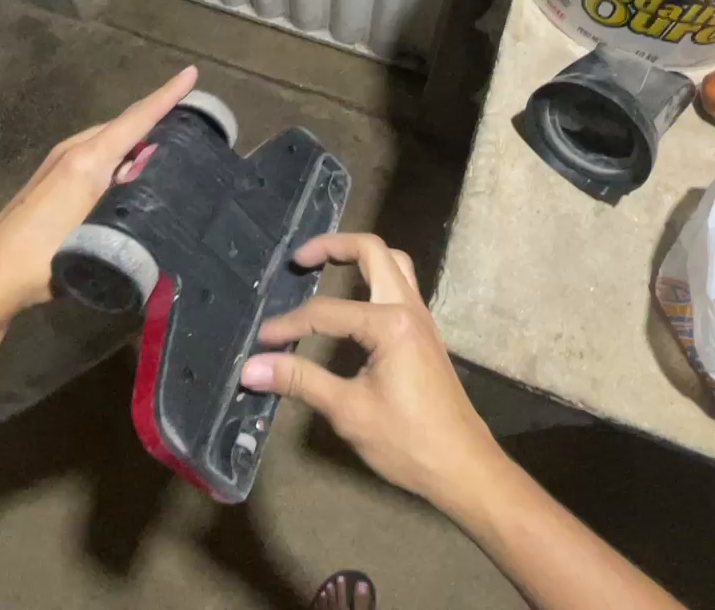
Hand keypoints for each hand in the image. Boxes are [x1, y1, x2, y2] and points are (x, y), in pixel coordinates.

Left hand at [0, 67, 196, 320]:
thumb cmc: (47, 257)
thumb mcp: (99, 229)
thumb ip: (128, 192)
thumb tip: (149, 158)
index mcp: (87, 159)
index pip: (136, 119)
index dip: (166, 96)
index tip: (191, 74)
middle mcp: (72, 151)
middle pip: (123, 125)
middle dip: (156, 116)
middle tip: (191, 119)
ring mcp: (56, 163)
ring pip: (108, 140)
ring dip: (136, 138)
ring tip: (167, 144)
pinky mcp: (49, 178)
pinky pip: (95, 153)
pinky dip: (118, 153)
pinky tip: (128, 170)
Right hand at [238, 234, 501, 509]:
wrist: (464, 467)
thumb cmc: (408, 441)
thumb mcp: (348, 411)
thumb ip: (300, 381)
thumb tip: (250, 368)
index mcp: (390, 323)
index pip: (327, 311)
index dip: (290, 324)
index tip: (263, 341)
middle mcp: (408, 307)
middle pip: (372, 251)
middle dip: (333, 246)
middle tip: (299, 260)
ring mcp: (420, 317)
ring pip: (392, 262)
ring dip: (359, 255)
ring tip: (326, 265)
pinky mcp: (423, 331)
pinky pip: (399, 284)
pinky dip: (373, 276)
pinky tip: (353, 299)